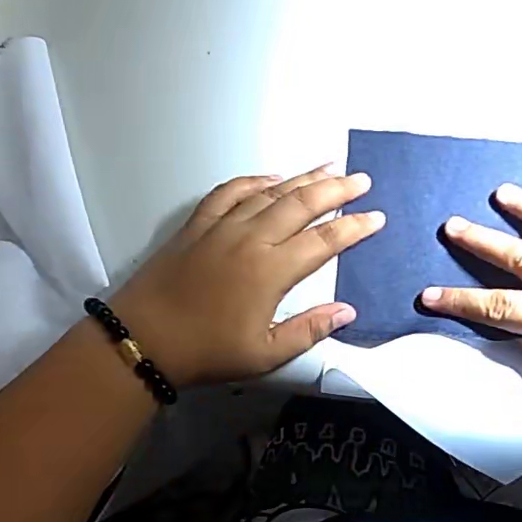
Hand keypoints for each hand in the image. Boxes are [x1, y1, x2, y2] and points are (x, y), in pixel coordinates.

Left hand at [110, 165, 382, 385]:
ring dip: (302, 178)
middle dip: (335, 189)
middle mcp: (251, 238)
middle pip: (301, 204)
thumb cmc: (209, 352)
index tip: (377, 216)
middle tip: (361, 178)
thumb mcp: (266, 353)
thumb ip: (309, 330)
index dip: (354, 227)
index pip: (324, 241)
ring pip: (270, 192)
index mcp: (272, 270)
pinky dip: (254, 181)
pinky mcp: (197, 225)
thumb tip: (347, 311)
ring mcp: (222, 227)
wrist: (144, 339)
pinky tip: (271, 178)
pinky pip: (229, 192)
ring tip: (327, 167)